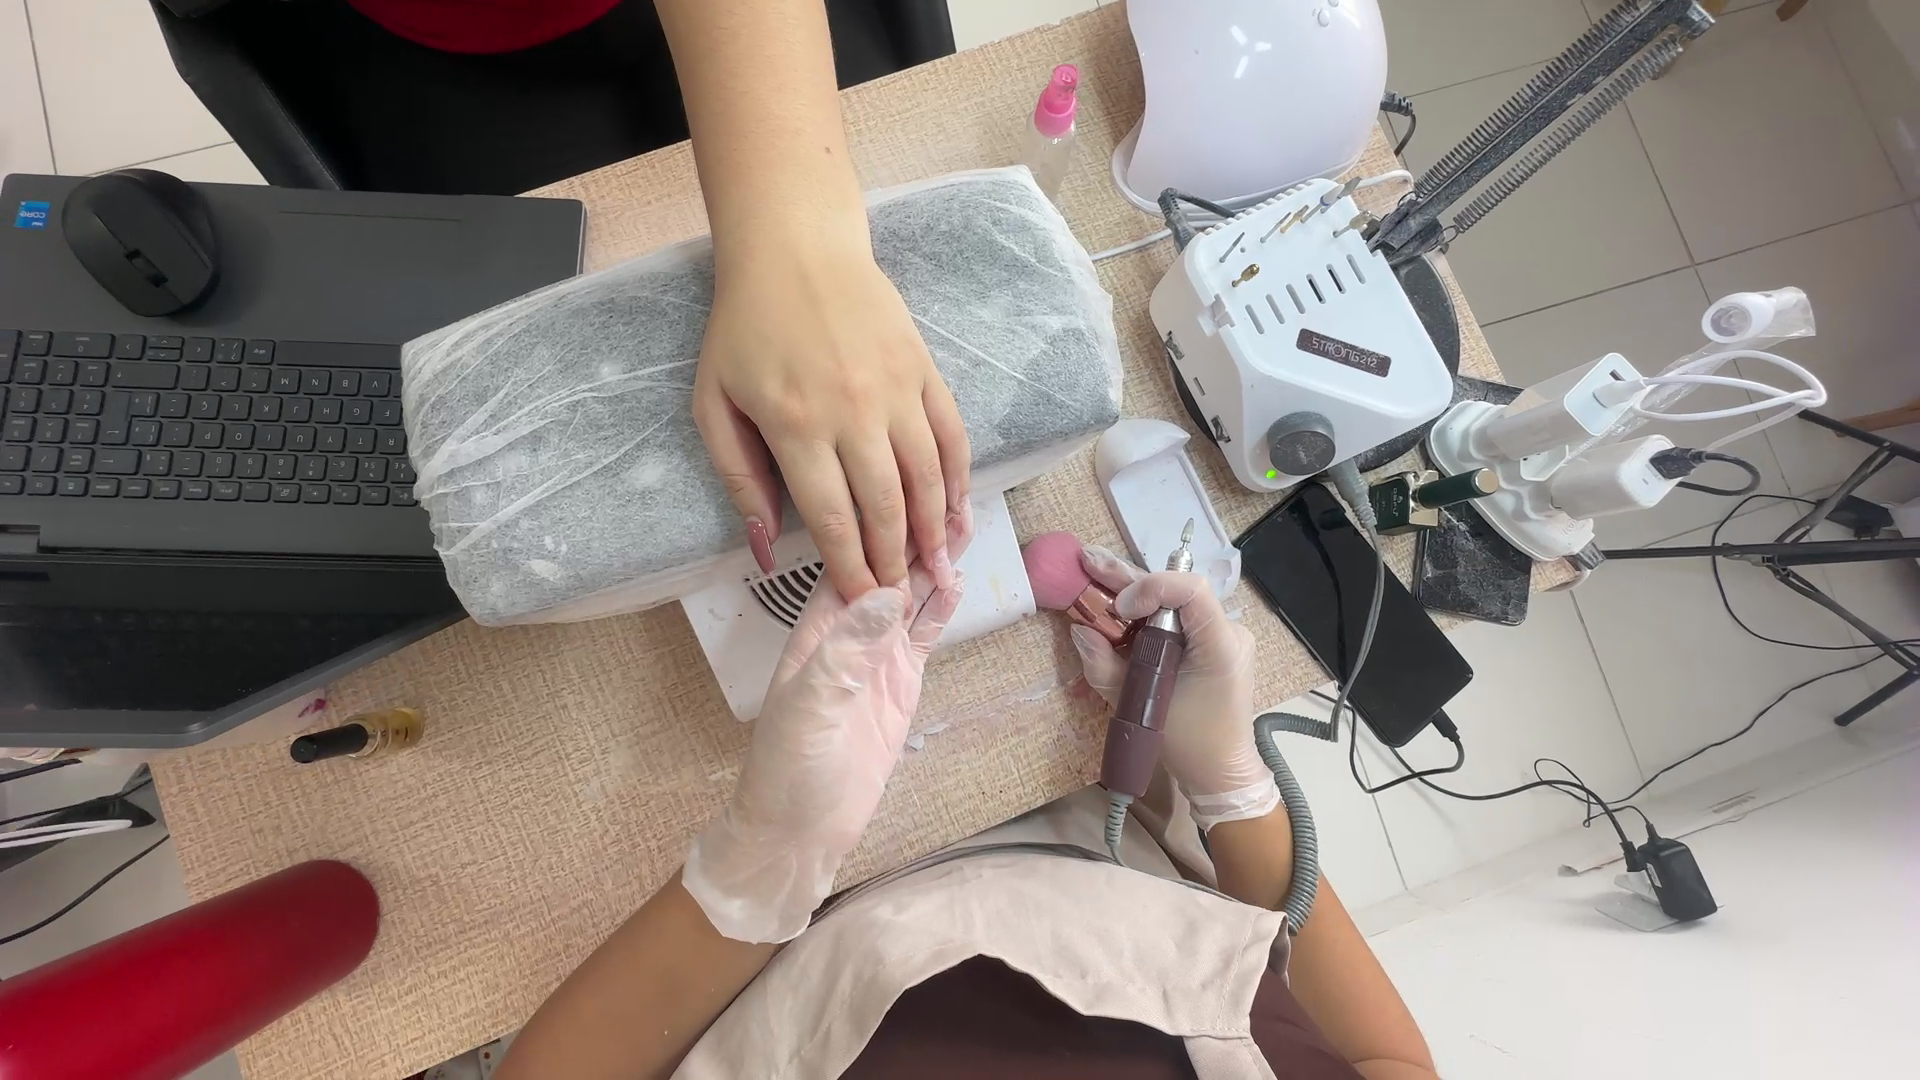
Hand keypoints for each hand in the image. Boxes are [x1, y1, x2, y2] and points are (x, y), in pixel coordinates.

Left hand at [683, 524, 968, 943]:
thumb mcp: (811, 704)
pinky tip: (956, 583)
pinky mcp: (902, 682)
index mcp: (819, 628)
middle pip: (887, 572)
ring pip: (911, 598)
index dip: (881, 527)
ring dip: (933, 565)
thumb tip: (890, 591)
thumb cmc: (789, 767)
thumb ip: (848, 648)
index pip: (851, 561)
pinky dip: (940, 610)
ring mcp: (879, 656)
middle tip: (952, 498)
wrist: (801, 831)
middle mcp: (851, 631)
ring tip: (962, 525)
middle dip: (915, 537)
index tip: (913, 494)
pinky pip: (923, 636)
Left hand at [693, 233, 970, 598]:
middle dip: (894, 562)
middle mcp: (854, 414)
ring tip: (936, 570)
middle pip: (886, 507)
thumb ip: (739, 476)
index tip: (862, 602)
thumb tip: (763, 545)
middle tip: (900, 597)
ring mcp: (897, 391)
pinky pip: (952, 437)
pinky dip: (959, 481)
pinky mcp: (925, 372)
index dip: (851, 569)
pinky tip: (959, 512)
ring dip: (934, 533)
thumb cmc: (747, 329)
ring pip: (927, 479)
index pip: (833, 518)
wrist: (797, 250)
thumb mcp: (714, 402)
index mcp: (796, 426)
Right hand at [1069, 546, 1278, 830]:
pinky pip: (1175, 618)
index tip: (1120, 609)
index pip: (1190, 590)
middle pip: (1175, 589)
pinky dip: (1143, 612)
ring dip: (1132, 591)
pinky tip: (1113, 601)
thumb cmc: (1189, 744)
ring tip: (1094, 571)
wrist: (1222, 773)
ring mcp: (1220, 635)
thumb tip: (1079, 631)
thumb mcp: (1139, 708)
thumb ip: (1106, 668)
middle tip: (1088, 561)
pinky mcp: (1208, 643)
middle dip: (1128, 578)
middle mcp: (1226, 631)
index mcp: (1220, 645)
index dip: (1151, 587)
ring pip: (1172, 601)